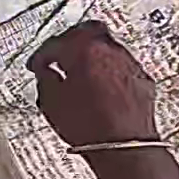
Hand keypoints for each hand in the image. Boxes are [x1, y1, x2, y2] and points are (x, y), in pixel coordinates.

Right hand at [27, 20, 162, 146]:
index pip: (55, 44)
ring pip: (105, 46)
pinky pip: (120, 64)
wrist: (123, 146)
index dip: (41, 56)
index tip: (37, 65)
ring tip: (78, 72)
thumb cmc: (90, 126)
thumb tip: (45, 73)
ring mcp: (128, 62)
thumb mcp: (51, 102)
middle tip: (59, 54)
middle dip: (69, 41)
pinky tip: (98, 85)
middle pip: (86, 31)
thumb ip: (45, 79)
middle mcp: (109, 50)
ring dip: (90, 55)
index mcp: (83, 50)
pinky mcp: (141, 77)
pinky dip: (106, 69)